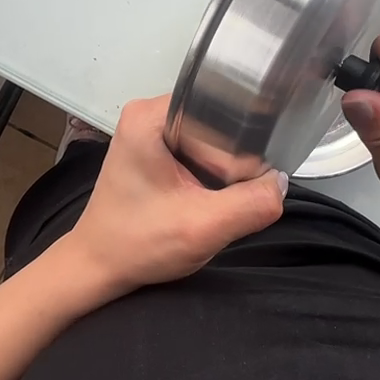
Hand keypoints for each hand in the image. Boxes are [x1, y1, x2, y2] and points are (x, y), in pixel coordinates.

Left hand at [57, 95, 287, 296]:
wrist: (98, 267)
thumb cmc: (138, 244)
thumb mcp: (203, 227)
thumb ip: (253, 203)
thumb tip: (281, 183)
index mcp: (152, 115)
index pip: (222, 115)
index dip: (241, 153)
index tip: (238, 189)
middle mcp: (149, 112)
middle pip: (219, 125)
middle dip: (233, 164)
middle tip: (227, 200)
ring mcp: (151, 131)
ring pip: (213, 141)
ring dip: (223, 173)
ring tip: (216, 201)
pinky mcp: (155, 151)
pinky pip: (201, 152)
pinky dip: (211, 177)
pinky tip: (208, 199)